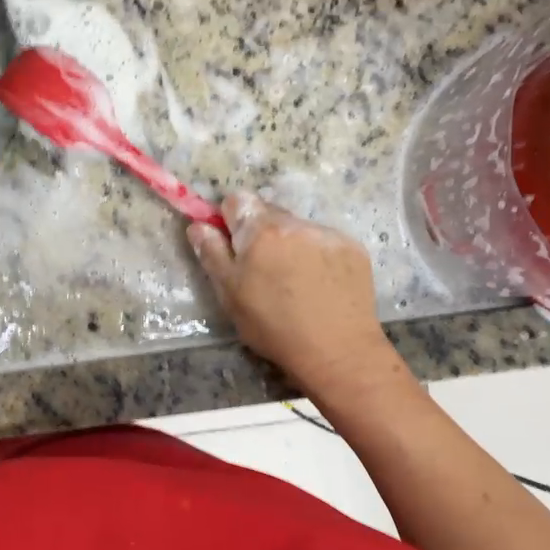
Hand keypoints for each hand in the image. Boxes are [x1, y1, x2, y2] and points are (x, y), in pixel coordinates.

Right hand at [188, 192, 403, 397]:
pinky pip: (323, 242)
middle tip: (259, 270)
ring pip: (296, 228)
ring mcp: (327, 234)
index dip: (228, 219)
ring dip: (287, 245)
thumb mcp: (230, 294)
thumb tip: (198, 225)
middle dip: (258, 234)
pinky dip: (315, 256)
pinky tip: (317, 284)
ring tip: (291, 281)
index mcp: (260, 231)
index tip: (229, 245)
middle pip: (268, 212)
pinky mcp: (352, 249)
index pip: (237, 200)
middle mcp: (295, 223)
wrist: (336, 349)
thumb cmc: (272, 325)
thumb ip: (212, 254)